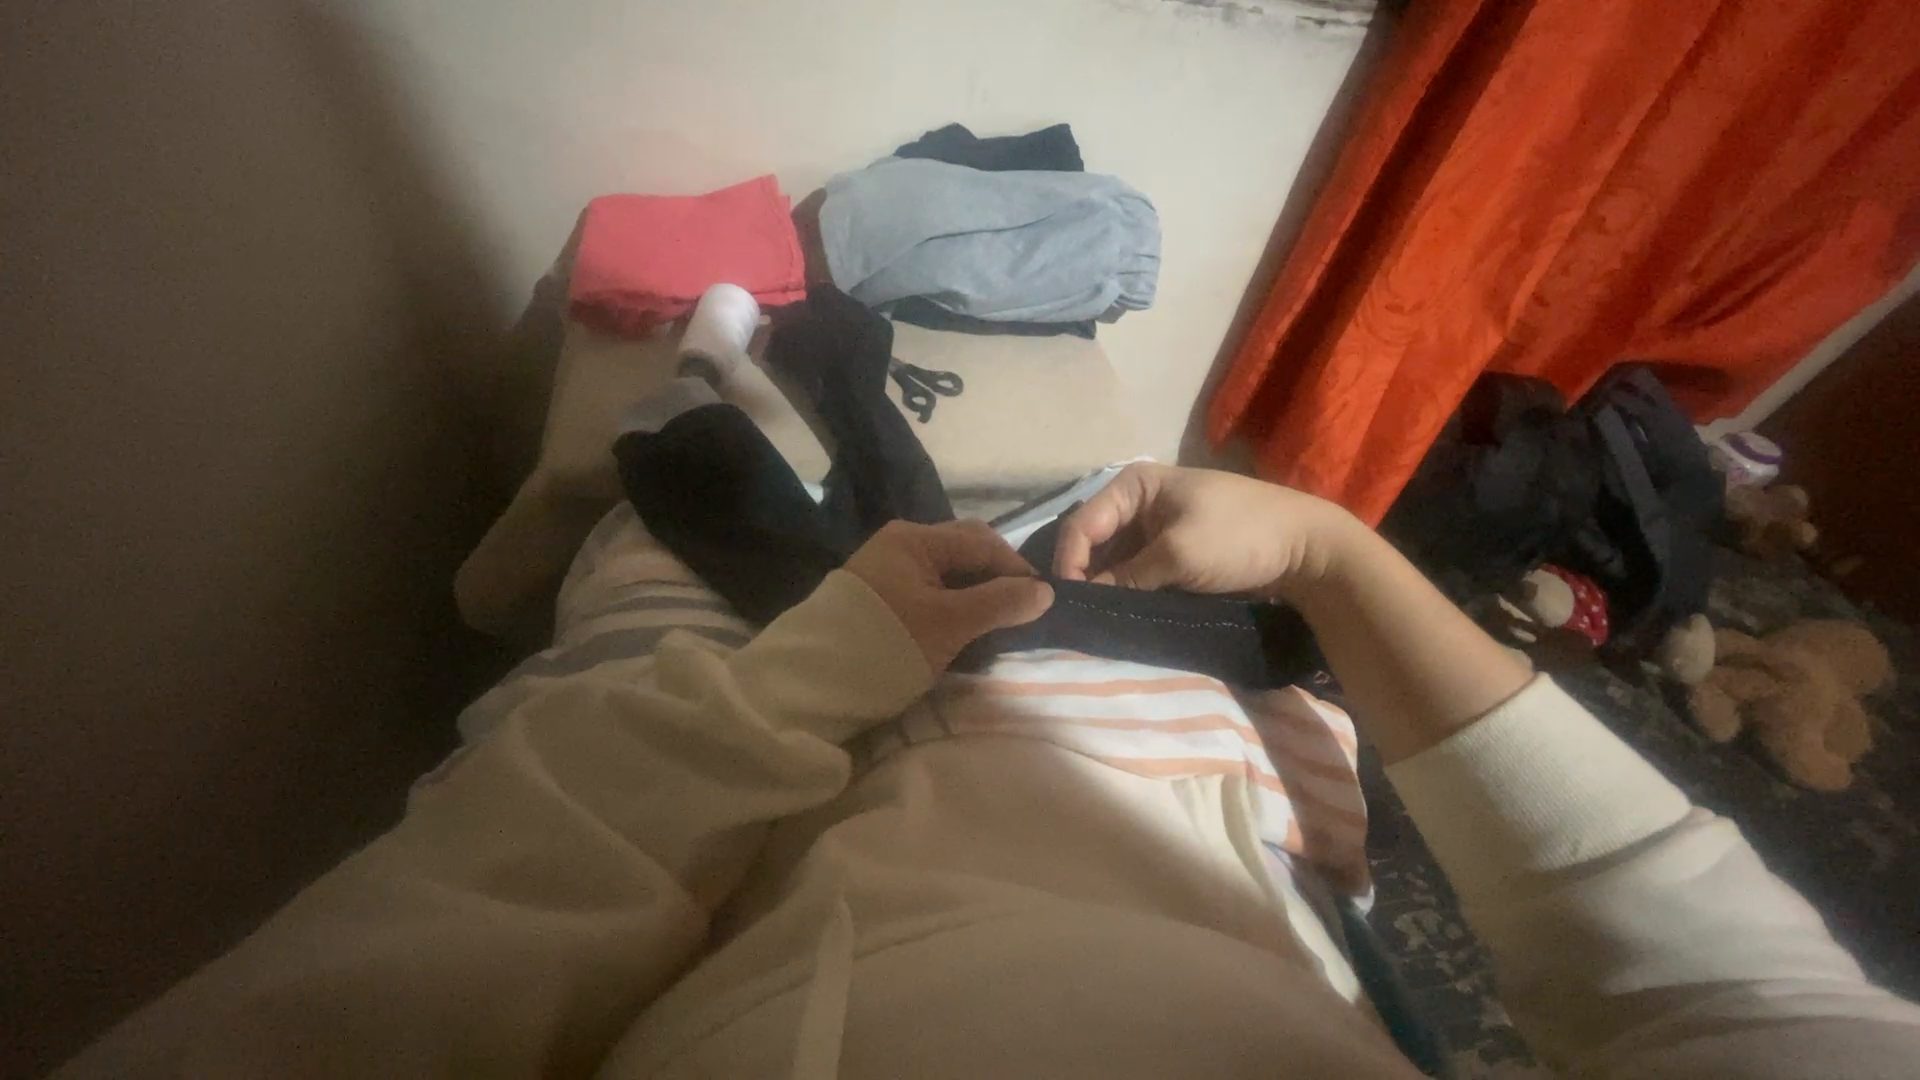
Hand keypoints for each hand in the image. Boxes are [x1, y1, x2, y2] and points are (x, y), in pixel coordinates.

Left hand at [845, 520, 1054, 672]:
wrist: (815, 684)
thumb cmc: (888, 644)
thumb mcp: (950, 623)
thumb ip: (999, 603)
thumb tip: (1044, 591)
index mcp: (914, 539)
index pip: (981, 542)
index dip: (1015, 569)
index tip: (1039, 603)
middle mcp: (900, 545)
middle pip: (964, 553)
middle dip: (995, 581)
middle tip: (1018, 614)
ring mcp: (887, 571)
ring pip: (948, 575)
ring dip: (975, 596)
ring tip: (995, 626)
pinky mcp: (881, 598)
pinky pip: (929, 592)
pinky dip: (953, 607)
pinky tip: (963, 630)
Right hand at [1052, 463, 1362, 600]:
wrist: (1307, 550)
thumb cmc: (1240, 536)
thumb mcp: (1178, 554)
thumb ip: (1127, 578)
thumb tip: (1086, 604)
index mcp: (1133, 485)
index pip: (1081, 524)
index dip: (1070, 563)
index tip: (1069, 602)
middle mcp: (1136, 503)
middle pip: (1092, 542)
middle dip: (1084, 577)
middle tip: (1078, 616)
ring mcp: (1152, 529)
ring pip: (1111, 561)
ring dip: (1104, 588)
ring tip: (1095, 620)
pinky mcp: (1168, 554)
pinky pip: (1133, 573)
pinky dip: (1125, 592)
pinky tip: (1119, 614)